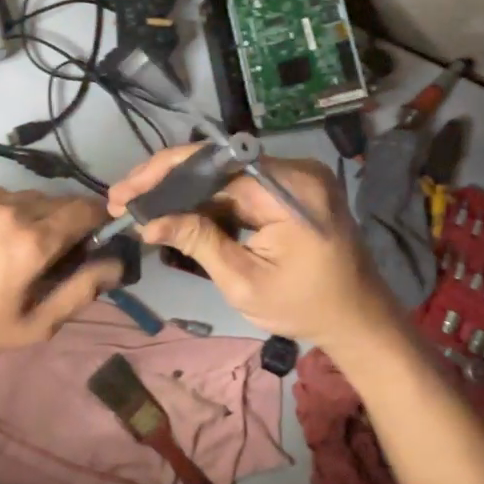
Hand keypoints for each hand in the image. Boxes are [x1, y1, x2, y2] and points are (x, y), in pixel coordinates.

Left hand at [0, 190, 122, 371]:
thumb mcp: (37, 323)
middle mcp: (12, 210)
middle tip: (65, 252)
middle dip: (71, 221)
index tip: (101, 238)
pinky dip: (12, 212)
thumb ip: (82, 290)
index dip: (100, 221)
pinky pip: (1, 199)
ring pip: (30, 198)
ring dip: (41, 215)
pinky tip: (1, 238)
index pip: (86, 210)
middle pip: (60, 201)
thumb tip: (117, 264)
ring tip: (30, 246)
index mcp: (34, 240)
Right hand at [108, 145, 396, 350]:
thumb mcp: (243, 281)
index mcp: (288, 189)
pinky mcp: (291, 189)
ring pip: (223, 174)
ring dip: (183, 191)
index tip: (124, 194)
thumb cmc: (305, 307)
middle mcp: (294, 169)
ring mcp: (295, 177)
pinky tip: (176, 213)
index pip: (212, 164)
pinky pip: (240, 185)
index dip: (162, 175)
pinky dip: (207, 200)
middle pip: (215, 163)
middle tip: (123, 201)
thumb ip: (197, 241)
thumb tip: (148, 221)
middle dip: (165, 182)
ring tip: (141, 208)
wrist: (359, 320)